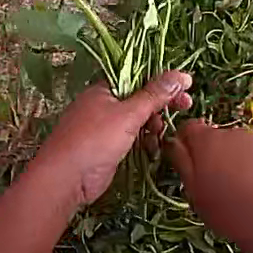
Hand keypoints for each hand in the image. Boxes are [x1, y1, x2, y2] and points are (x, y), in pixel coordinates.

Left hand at [35, 71, 192, 205]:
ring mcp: (104, 128)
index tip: (187, 91)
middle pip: (140, 100)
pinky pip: (131, 139)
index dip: (164, 84)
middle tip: (185, 109)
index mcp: (105, 89)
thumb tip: (181, 74)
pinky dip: (143, 142)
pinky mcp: (106, 149)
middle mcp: (103, 105)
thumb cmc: (95, 140)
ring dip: (153, 127)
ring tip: (161, 135)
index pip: (140, 79)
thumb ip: (154, 95)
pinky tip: (152, 149)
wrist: (65, 179)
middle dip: (161, 106)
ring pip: (137, 122)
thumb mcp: (128, 114)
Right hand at [164, 120, 252, 252]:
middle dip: (207, 156)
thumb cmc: (228, 210)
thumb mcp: (193, 191)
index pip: (186, 127)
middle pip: (212, 138)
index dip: (182, 145)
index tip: (185, 168)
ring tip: (234, 194)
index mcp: (206, 139)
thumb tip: (172, 143)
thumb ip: (181, 162)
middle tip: (209, 187)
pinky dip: (250, 170)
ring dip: (229, 163)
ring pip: (234, 148)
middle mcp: (232, 133)